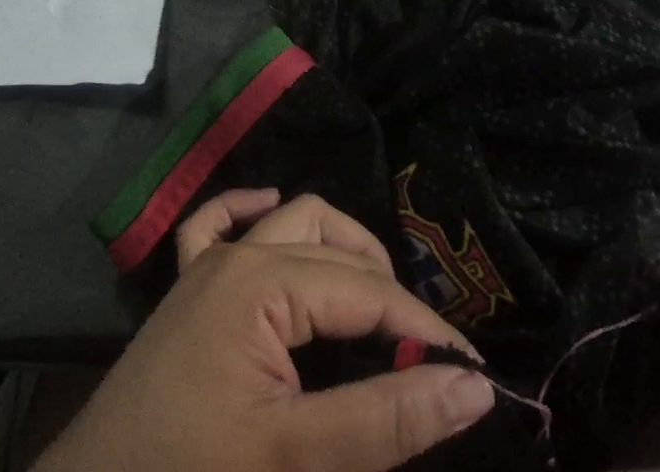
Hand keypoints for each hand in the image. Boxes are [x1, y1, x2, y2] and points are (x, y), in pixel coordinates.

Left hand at [33, 191, 495, 471]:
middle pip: (339, 254)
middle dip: (391, 300)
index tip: (472, 375)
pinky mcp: (185, 289)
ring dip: (341, 249)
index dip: (425, 332)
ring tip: (379, 303)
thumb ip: (385, 420)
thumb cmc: (188, 471)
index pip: (370, 293)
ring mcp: (206, 267)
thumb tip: (473, 387)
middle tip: (424, 361)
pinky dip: (251, 213)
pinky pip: (217, 226)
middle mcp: (237, 257)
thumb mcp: (293, 457)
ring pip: (292, 223)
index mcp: (263, 283)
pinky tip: (272, 212)